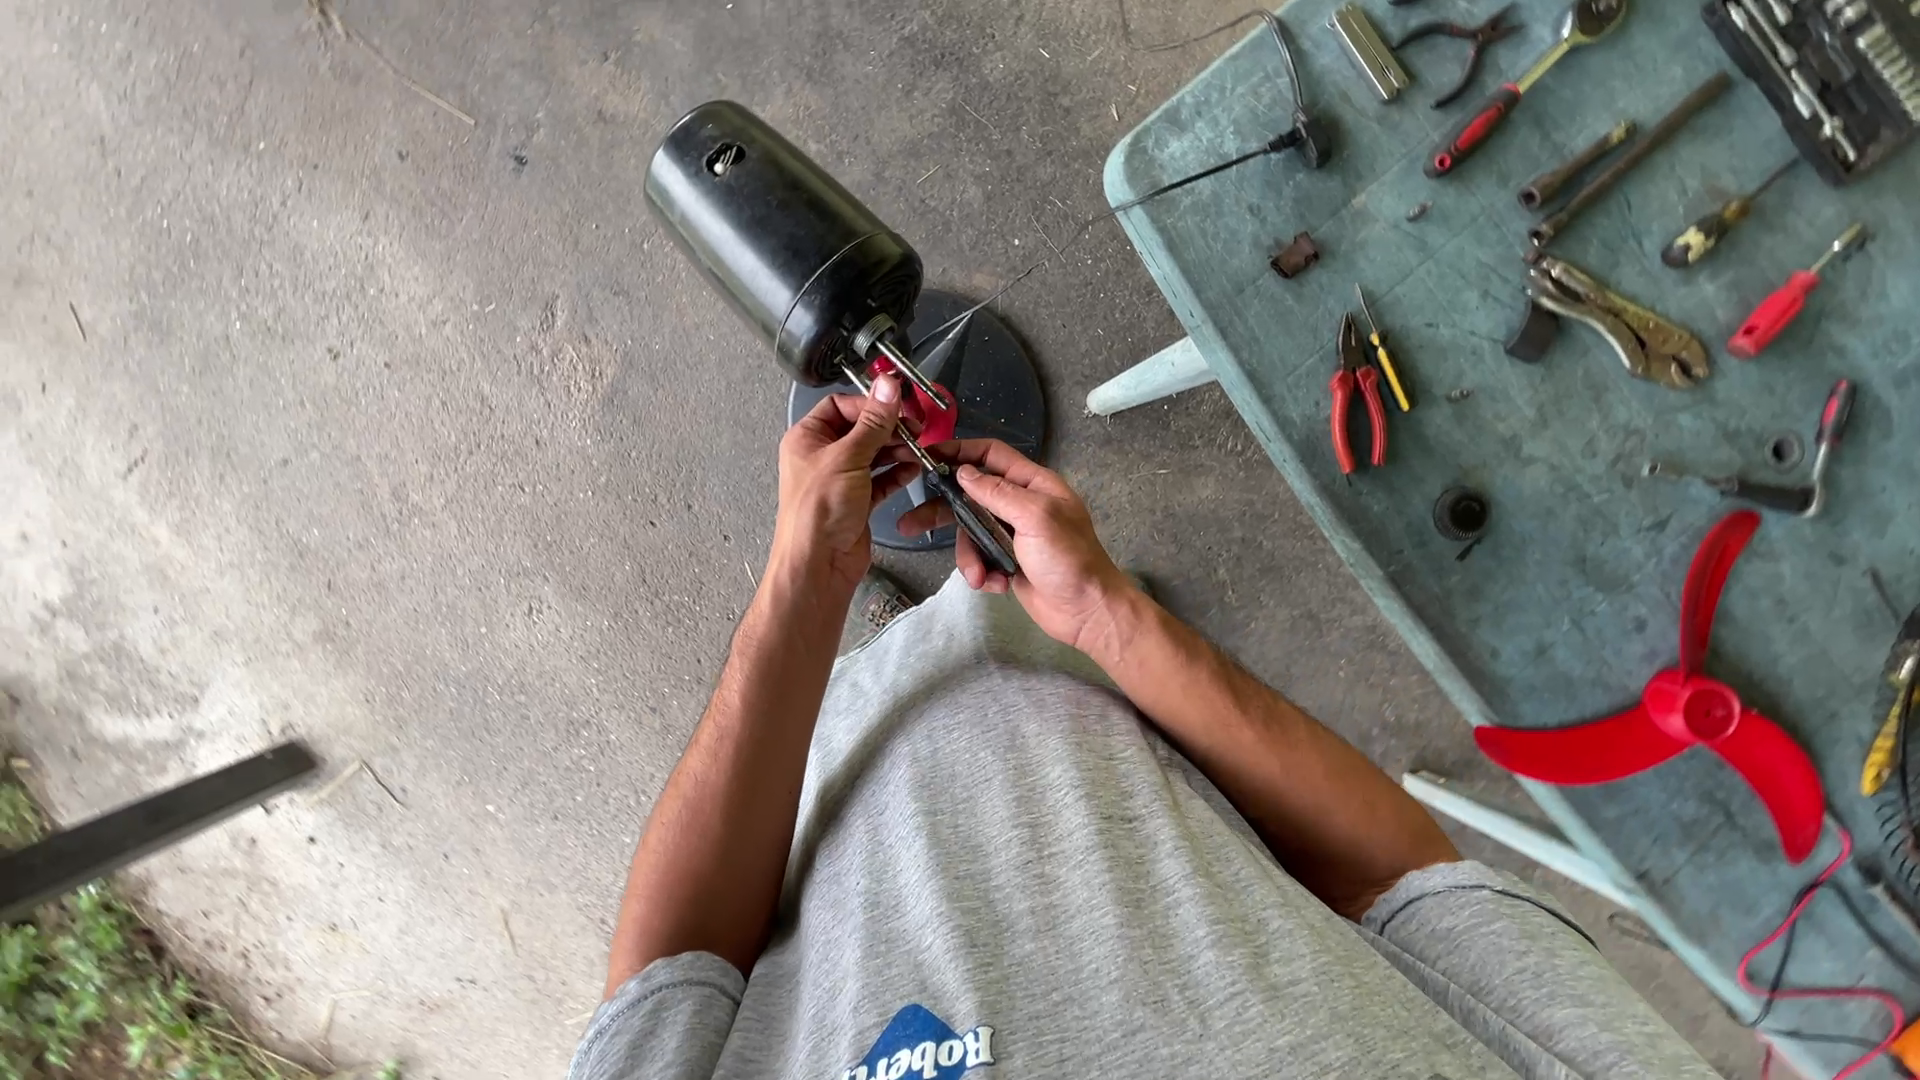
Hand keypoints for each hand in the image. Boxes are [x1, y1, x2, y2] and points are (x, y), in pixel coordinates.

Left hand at [769, 376, 918, 596]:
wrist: (819, 564)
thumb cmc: (819, 511)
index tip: (897, 406)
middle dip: (888, 429)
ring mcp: (840, 480)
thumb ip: (873, 422)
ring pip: (873, 455)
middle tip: (914, 430)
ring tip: (917, 450)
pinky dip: (896, 474)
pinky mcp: (857, 501)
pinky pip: (880, 480)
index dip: (869, 404)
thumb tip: (888, 385)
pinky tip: (912, 470)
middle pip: (860, 430)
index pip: (841, 406)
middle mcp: (822, 457)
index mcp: (808, 438)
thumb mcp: (848, 457)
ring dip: (896, 450)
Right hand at [895, 439, 1135, 653]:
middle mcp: (1020, 504)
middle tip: (910, 523)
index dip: (959, 452)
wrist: (1087, 611)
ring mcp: (1012, 534)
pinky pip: (980, 559)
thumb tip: (963, 471)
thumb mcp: (1036, 517)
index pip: (991, 455)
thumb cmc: (1069, 559)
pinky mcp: (1006, 561)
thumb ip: (998, 492)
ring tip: (979, 577)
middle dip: (943, 512)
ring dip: (969, 557)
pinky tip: (997, 585)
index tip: (928, 457)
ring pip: (970, 534)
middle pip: (970, 496)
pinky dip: (983, 573)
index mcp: (1033, 484)